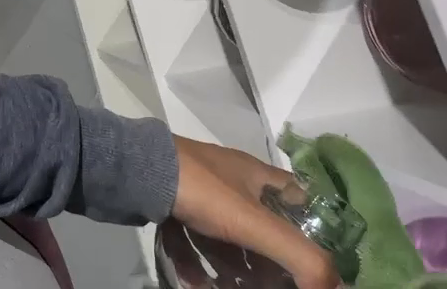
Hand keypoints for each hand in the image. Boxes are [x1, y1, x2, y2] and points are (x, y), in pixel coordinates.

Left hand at [169, 137, 340, 288]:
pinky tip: (195, 284)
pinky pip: (190, 240)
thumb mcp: (257, 224)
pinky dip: (196, 265)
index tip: (313, 265)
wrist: (133, 169)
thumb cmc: (202, 190)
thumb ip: (303, 259)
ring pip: (223, 239)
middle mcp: (228, 180)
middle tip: (265, 287)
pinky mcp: (170, 202)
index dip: (311, 230)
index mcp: (255, 175)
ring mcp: (197, 190)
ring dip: (230, 272)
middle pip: (259, 229)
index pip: (298, 198)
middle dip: (264, 266)